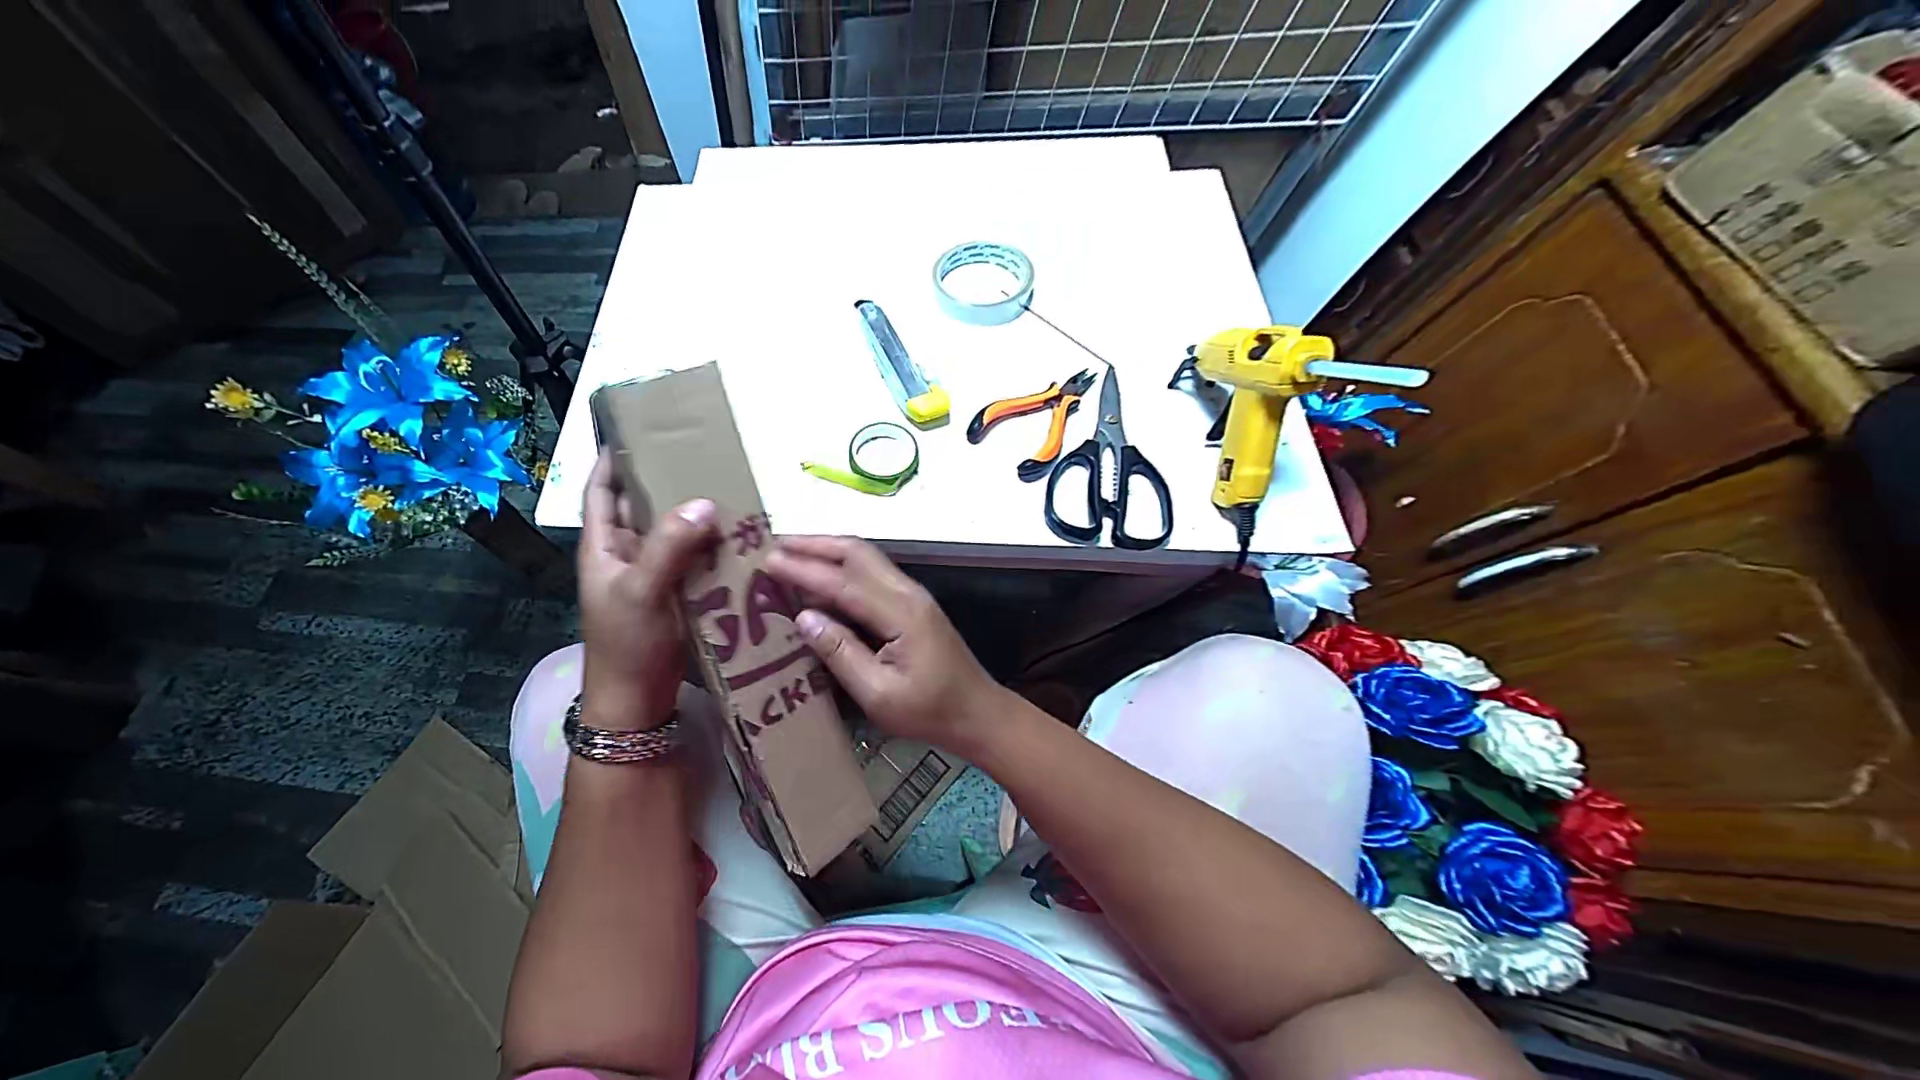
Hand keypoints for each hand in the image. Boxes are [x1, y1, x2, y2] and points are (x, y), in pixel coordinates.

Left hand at [578, 452, 717, 730]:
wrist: (638, 699)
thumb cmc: (626, 643)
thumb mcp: (642, 590)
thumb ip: (669, 547)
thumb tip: (705, 503)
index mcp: (605, 545)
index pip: (602, 490)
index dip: (613, 459)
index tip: (637, 428)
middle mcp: (630, 552)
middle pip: (646, 505)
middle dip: (669, 479)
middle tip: (705, 452)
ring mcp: (658, 573)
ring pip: (677, 531)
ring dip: (698, 512)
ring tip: (731, 484)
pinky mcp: (683, 591)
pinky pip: (699, 557)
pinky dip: (715, 543)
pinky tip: (742, 532)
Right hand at [765, 536, 1009, 754]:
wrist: (978, 713)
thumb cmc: (930, 711)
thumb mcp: (878, 693)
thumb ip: (840, 653)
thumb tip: (804, 617)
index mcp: (901, 613)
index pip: (844, 581)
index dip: (804, 569)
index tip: (767, 561)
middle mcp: (908, 593)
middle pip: (858, 553)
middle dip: (815, 544)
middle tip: (774, 546)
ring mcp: (913, 596)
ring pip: (866, 559)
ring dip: (828, 552)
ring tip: (790, 556)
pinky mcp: (912, 605)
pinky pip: (872, 575)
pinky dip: (842, 569)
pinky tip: (821, 581)